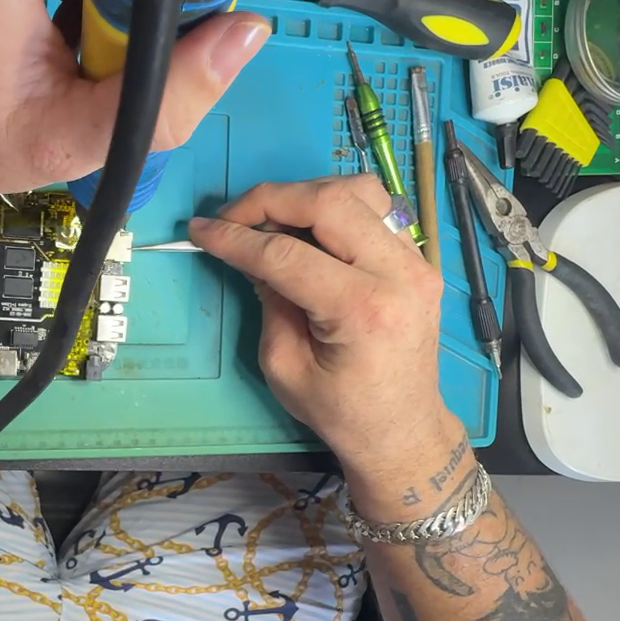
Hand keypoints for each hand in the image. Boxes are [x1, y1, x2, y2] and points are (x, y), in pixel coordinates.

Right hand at [191, 176, 464, 486]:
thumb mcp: (284, 366)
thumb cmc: (339, 411)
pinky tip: (307, 231)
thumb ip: (269, 302)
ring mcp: (416, 261)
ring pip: (358, 192)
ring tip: (270, 220)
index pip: (287, 254)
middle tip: (232, 218)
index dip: (236, 238)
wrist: (401, 429)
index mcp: (361, 310)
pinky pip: (374, 211)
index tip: (201, 231)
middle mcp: (398, 274)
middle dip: (270, 200)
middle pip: (330, 202)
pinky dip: (332, 209)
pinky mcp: (418, 259)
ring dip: (305, 196)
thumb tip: (253, 257)